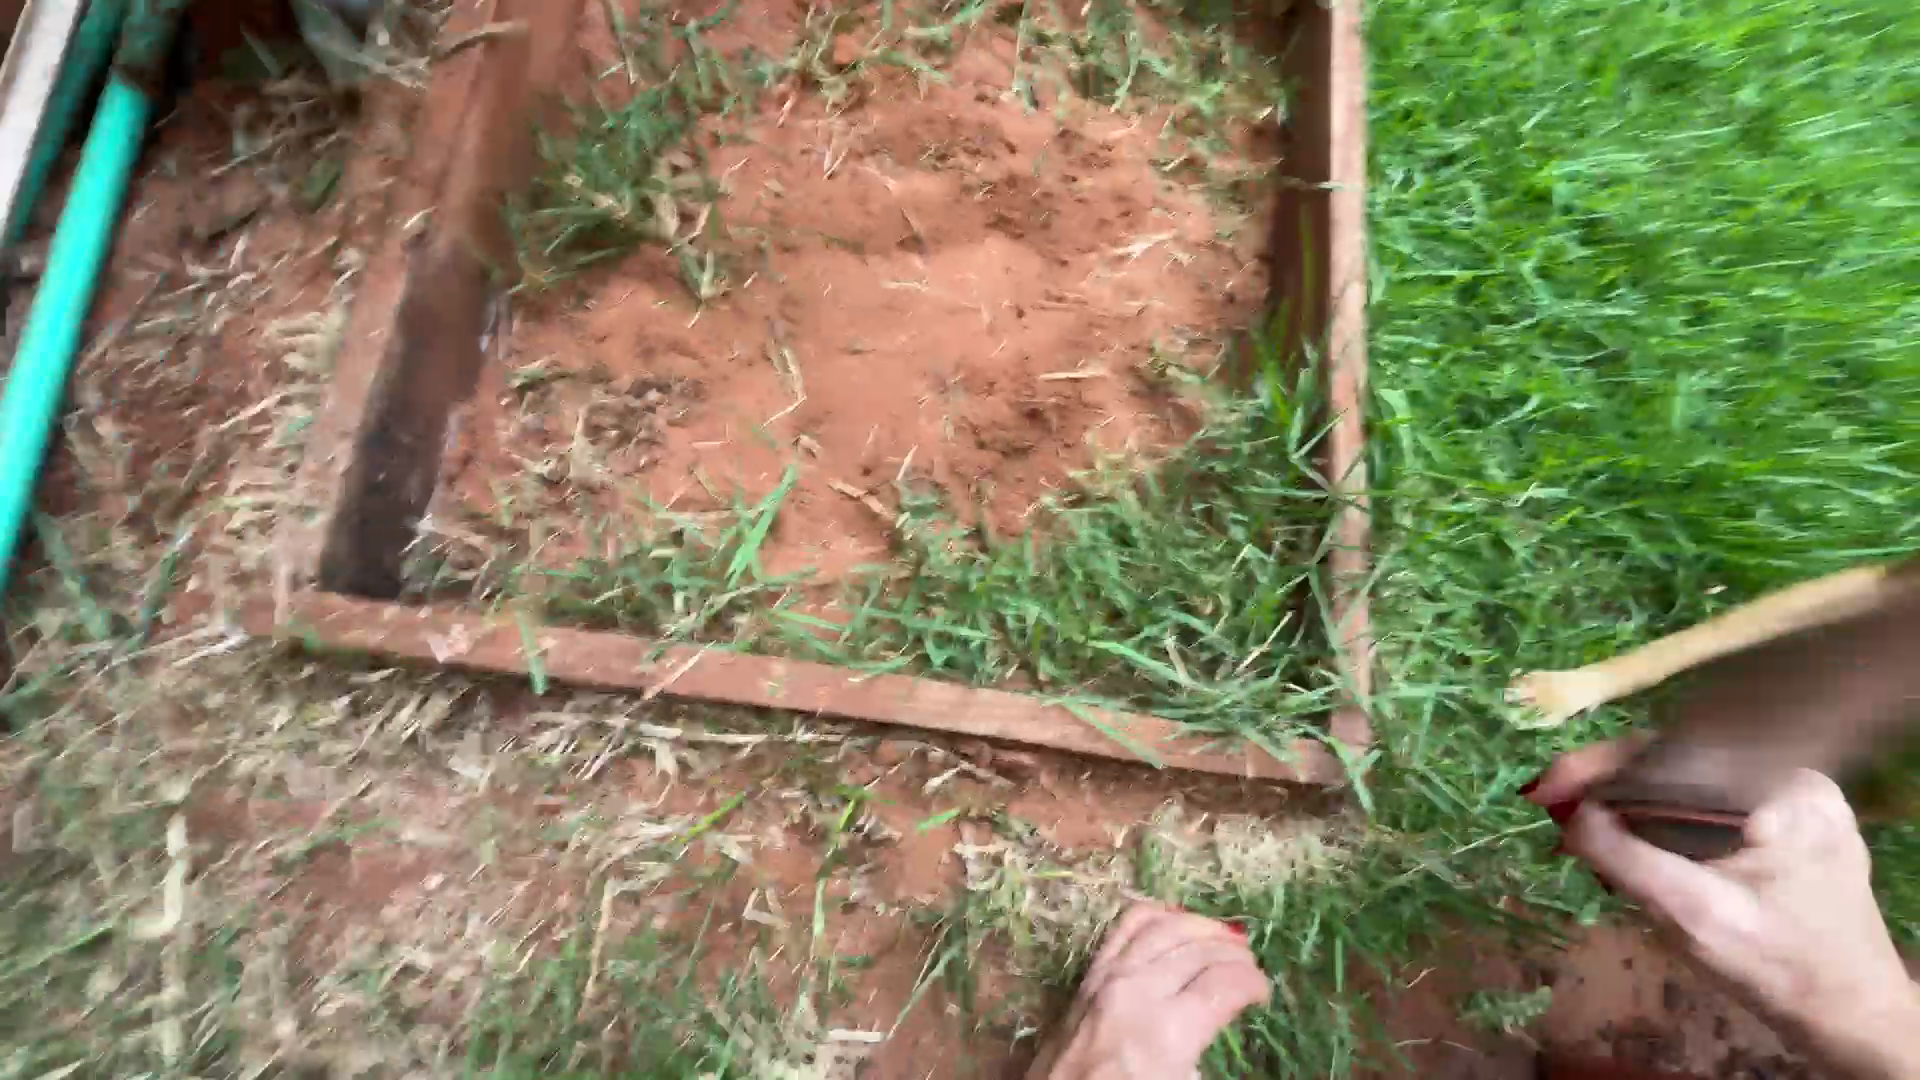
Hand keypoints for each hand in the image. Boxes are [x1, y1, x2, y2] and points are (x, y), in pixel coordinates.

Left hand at [1027, 902, 1269, 1078]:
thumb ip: (1202, 1059)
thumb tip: (1221, 1031)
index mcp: (1166, 1034)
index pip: (1222, 985)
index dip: (1252, 982)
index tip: (1264, 992)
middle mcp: (1138, 990)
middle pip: (1196, 950)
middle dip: (1231, 952)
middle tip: (1250, 964)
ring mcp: (1109, 974)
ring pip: (1163, 926)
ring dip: (1200, 925)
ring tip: (1225, 937)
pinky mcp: (1090, 972)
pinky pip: (1126, 925)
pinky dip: (1156, 913)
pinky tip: (1175, 917)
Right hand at [1529, 741, 1919, 1079]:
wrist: (1849, 1022)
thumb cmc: (1778, 968)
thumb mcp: (1688, 911)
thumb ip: (1620, 853)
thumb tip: (1563, 812)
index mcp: (1781, 790)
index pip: (1663, 756)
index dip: (1592, 769)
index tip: (1541, 793)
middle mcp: (1787, 779)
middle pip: (1663, 762)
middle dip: (1599, 786)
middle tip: (1547, 807)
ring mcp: (1783, 797)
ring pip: (1669, 778)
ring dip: (1616, 801)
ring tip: (1572, 826)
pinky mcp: (1773, 817)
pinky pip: (1687, 797)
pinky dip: (1643, 814)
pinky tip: (1615, 836)